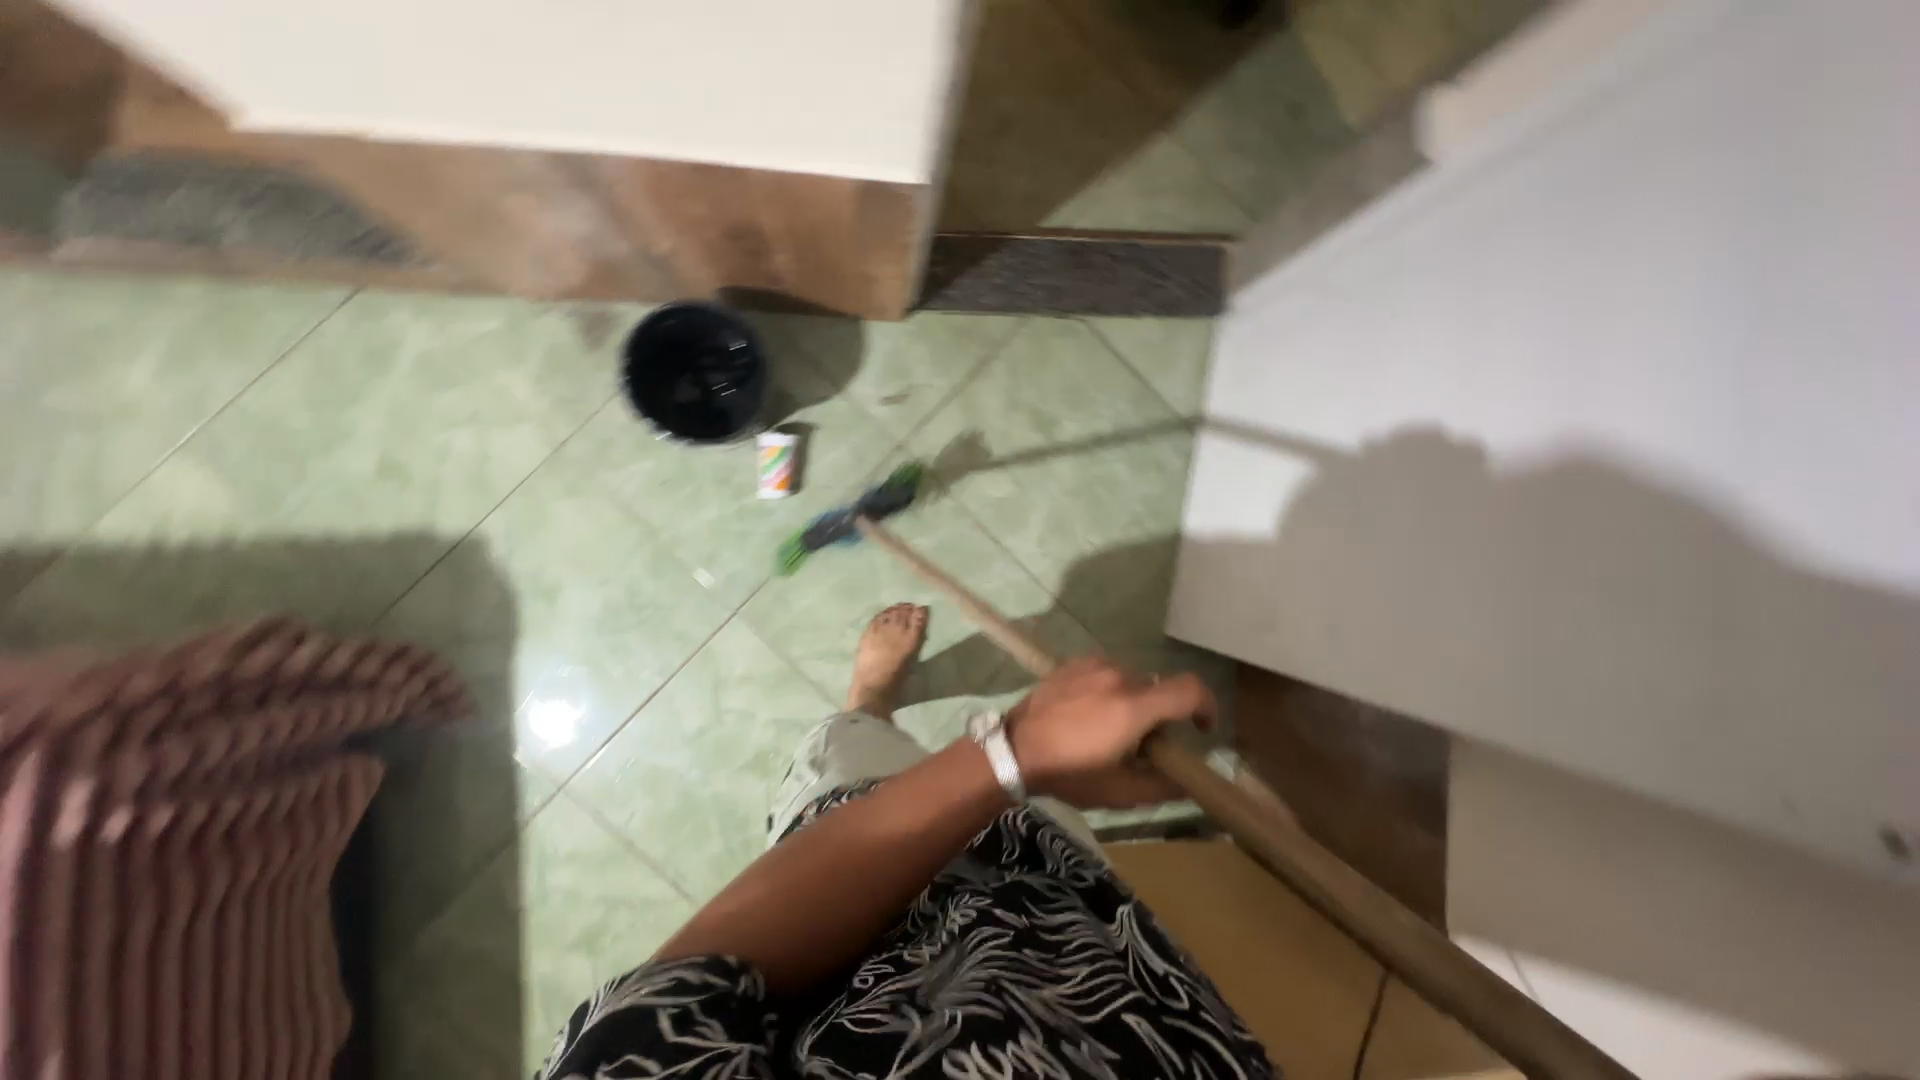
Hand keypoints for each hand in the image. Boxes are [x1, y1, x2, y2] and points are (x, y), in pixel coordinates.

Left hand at [1004, 657, 1215, 808]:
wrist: (1014, 751)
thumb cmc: (1069, 774)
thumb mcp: (1119, 792)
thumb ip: (1163, 786)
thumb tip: (1189, 781)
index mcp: (1133, 708)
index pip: (1190, 689)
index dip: (1206, 706)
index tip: (1201, 728)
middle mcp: (1118, 677)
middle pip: (1159, 688)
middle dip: (1160, 714)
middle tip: (1143, 742)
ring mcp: (1094, 666)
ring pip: (1132, 679)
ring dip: (1132, 700)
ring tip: (1110, 728)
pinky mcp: (1073, 663)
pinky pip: (1106, 671)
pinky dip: (1109, 688)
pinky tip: (1089, 712)